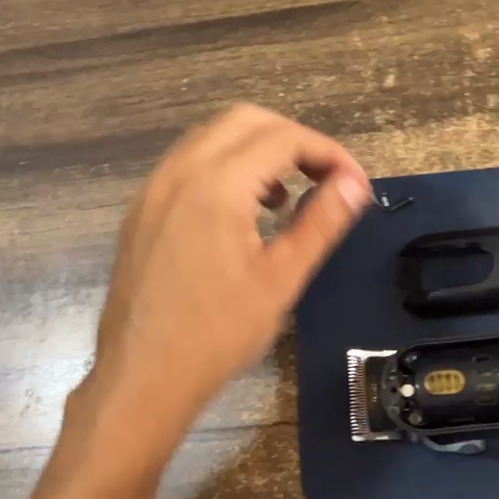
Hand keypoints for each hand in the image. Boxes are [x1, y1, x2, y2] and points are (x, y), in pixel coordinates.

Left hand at [77, 105, 370, 444]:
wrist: (143, 377)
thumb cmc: (218, 336)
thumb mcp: (281, 281)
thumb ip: (320, 224)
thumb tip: (355, 185)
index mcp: (216, 185)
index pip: (283, 138)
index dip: (329, 154)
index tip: (355, 186)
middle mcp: (179, 173)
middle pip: (246, 121)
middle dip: (294, 141)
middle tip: (326, 181)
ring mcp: (154, 190)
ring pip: (213, 138)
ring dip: (259, 152)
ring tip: (288, 199)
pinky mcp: (142, 212)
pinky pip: (189, 165)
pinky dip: (227, 169)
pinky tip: (244, 216)